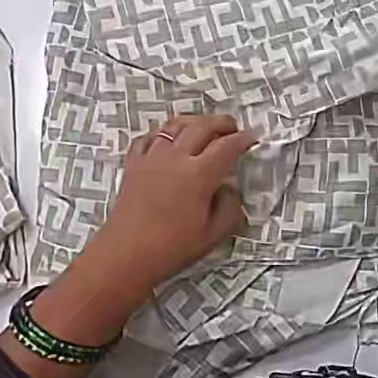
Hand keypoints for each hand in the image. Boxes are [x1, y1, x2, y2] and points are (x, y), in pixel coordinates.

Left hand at [86, 114, 257, 290]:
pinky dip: (163, 133)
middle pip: (203, 126)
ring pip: (175, 125)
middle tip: (232, 128)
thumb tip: (230, 190)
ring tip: (203, 127)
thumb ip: (230, 208)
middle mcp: (176, 158)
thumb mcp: (213, 235)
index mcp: (199, 174)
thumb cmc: (171, 248)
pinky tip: (168, 140)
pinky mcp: (133, 164)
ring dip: (194, 122)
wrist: (126, 255)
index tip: (251, 140)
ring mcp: (152, 157)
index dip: (243, 139)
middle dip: (222, 123)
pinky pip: (149, 137)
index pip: (227, 146)